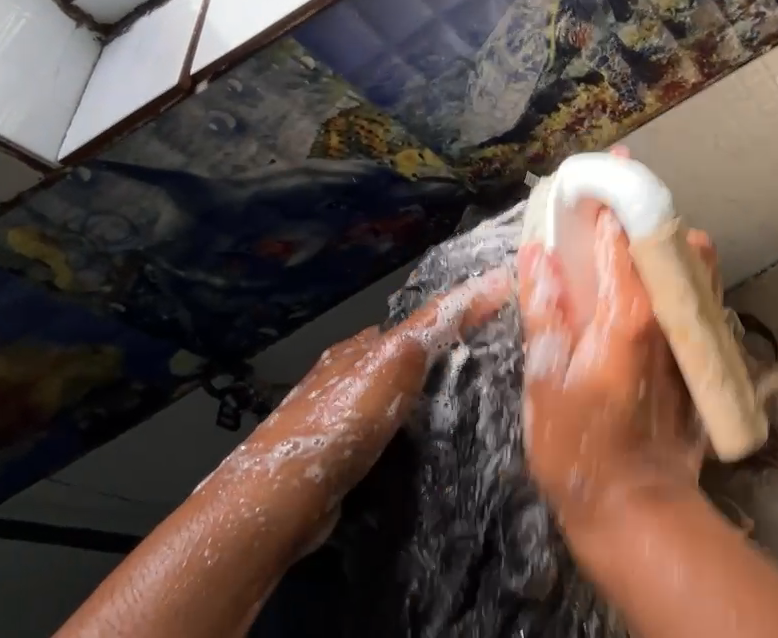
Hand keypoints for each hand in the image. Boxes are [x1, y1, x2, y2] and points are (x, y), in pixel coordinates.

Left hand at [212, 268, 513, 547]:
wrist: (282, 499)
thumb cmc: (344, 420)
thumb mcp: (399, 358)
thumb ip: (439, 322)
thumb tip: (495, 279)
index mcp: (354, 349)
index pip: (411, 324)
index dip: (448, 322)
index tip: (487, 330)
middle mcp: (339, 379)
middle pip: (399, 363)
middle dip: (435, 367)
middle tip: (481, 376)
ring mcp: (332, 422)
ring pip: (389, 403)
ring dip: (419, 406)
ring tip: (460, 415)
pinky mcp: (331, 462)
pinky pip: (378, 439)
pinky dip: (401, 439)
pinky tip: (419, 452)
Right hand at [518, 205, 709, 534]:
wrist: (639, 505)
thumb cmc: (581, 447)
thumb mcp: (546, 381)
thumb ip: (545, 311)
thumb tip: (539, 254)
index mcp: (630, 312)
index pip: (621, 235)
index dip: (607, 200)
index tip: (593, 178)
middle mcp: (673, 310)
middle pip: (666, 237)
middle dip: (641, 206)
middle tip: (613, 191)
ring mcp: (696, 329)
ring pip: (691, 260)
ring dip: (663, 235)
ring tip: (630, 228)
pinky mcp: (705, 349)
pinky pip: (697, 289)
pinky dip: (677, 268)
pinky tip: (652, 275)